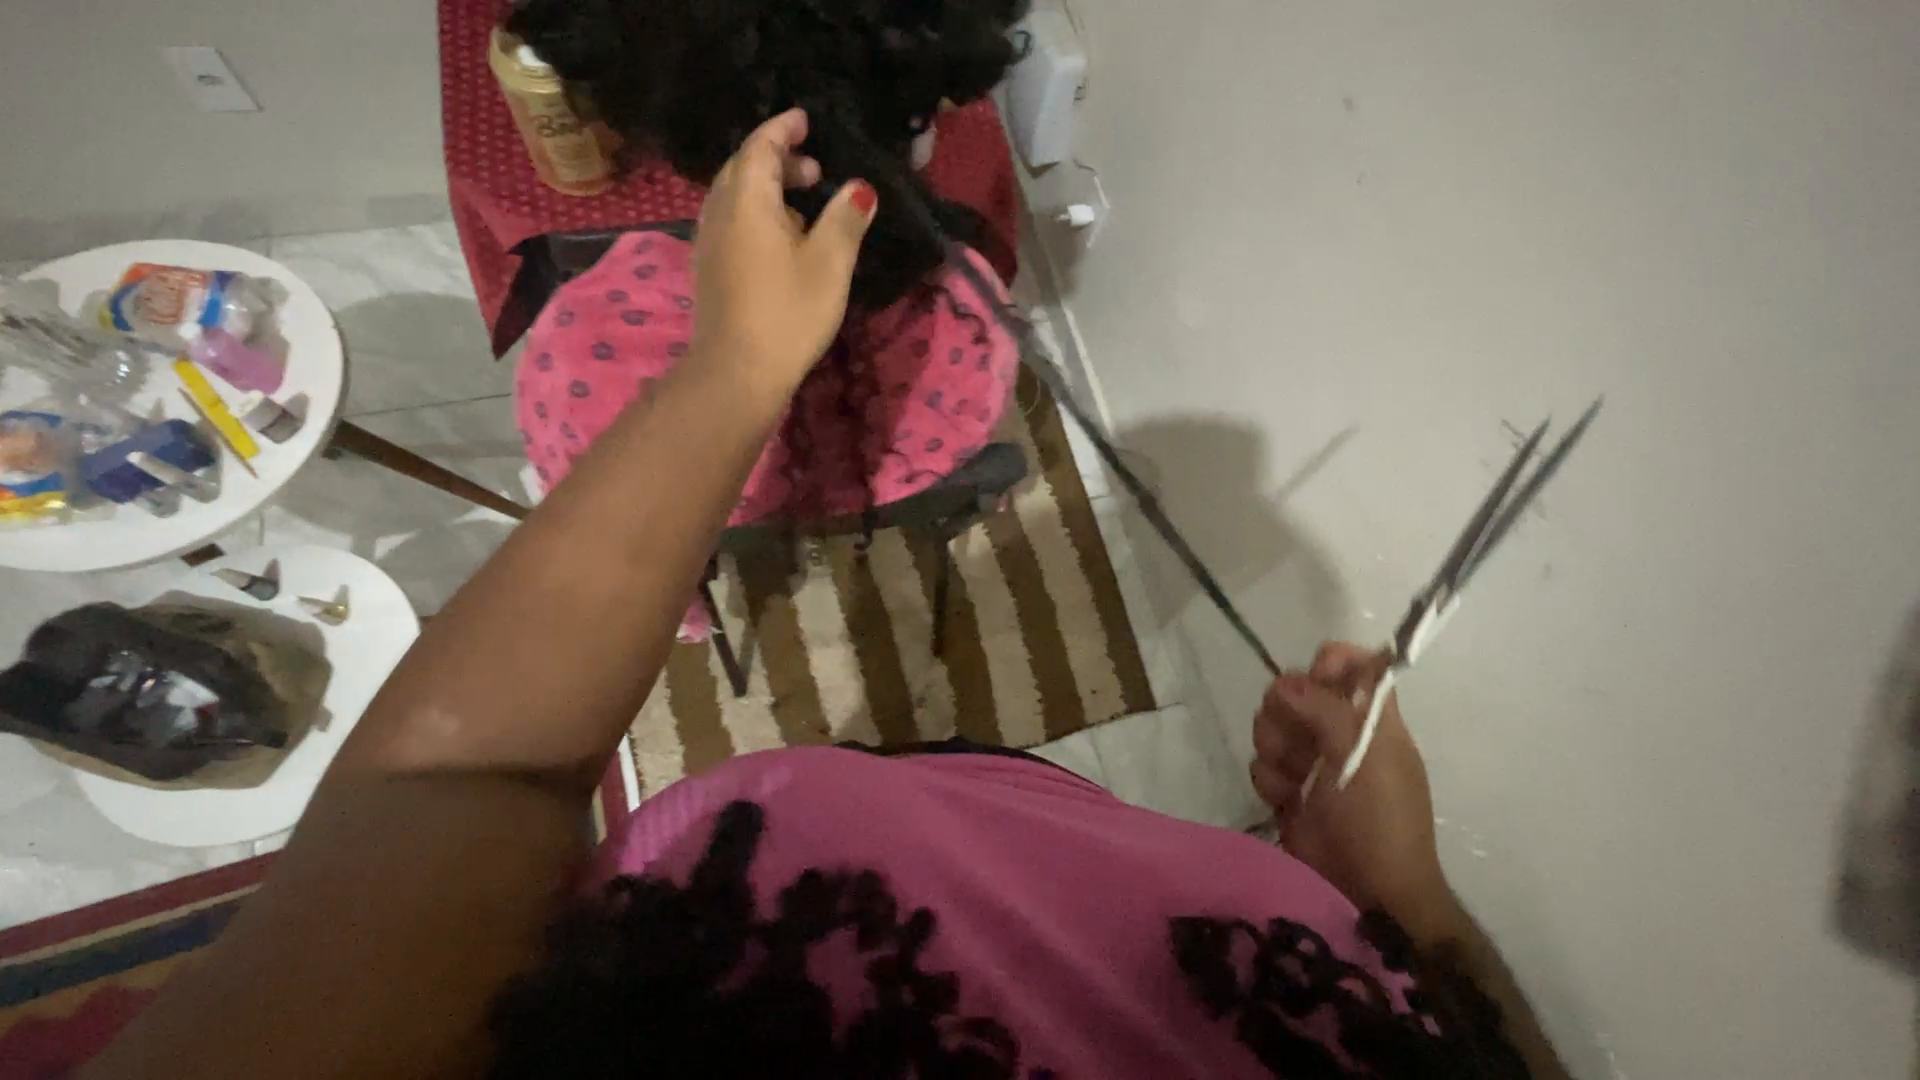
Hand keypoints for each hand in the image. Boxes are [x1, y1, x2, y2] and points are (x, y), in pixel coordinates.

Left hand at [690, 108, 878, 393]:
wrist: (737, 372)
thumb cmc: (788, 313)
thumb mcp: (829, 264)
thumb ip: (845, 219)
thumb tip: (860, 188)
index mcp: (747, 201)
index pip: (760, 147)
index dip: (782, 130)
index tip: (804, 121)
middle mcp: (719, 213)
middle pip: (743, 169)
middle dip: (776, 160)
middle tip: (813, 170)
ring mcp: (708, 243)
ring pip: (734, 198)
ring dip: (765, 191)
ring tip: (801, 207)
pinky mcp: (709, 271)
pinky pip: (730, 224)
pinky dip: (754, 216)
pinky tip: (778, 243)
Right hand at [1251, 641, 1457, 933]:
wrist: (1365, 892)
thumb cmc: (1379, 819)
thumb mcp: (1365, 756)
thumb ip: (1327, 709)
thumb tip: (1284, 682)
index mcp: (1374, 720)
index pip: (1355, 667)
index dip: (1330, 663)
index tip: (1313, 679)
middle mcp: (1341, 733)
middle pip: (1298, 691)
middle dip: (1285, 710)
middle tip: (1295, 737)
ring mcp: (1313, 761)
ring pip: (1273, 725)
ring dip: (1275, 748)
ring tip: (1292, 778)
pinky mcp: (1288, 788)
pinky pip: (1263, 763)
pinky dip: (1269, 779)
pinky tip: (1283, 800)